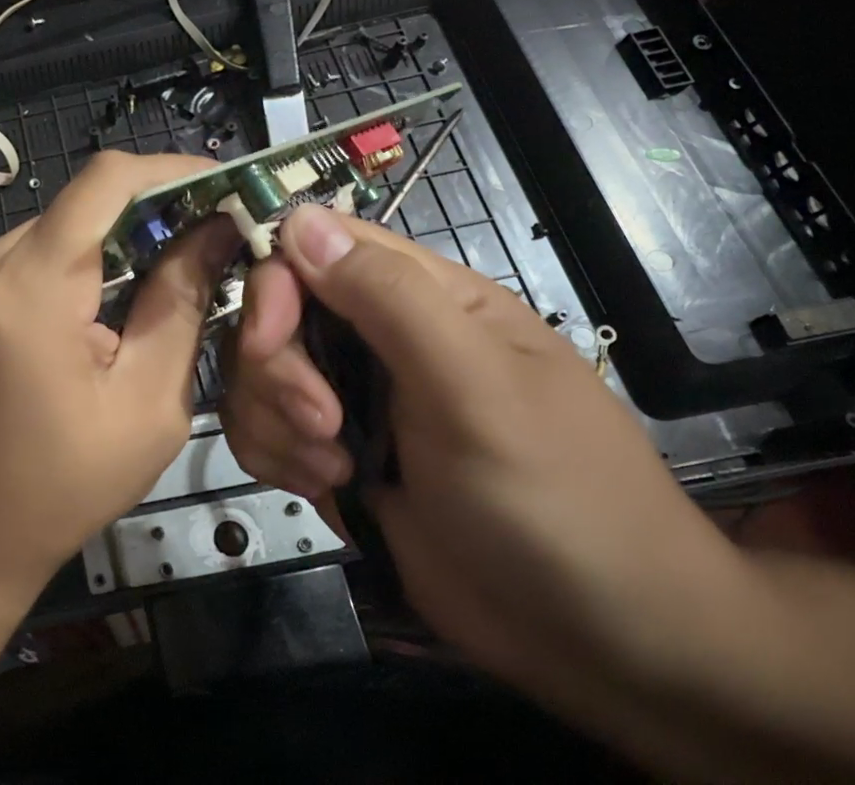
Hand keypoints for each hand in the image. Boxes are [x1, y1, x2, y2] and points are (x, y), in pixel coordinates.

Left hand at [0, 152, 235, 595]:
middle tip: (212, 242)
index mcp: (25, 288)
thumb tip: (215, 231)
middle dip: (152, 215)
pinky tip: (110, 302)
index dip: (170, 172)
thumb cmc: (65, 484)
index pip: (104, 182)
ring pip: (57, 229)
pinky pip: (29, 256)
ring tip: (168, 276)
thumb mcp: (147, 402)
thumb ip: (179, 302)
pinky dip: (76, 266)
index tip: (223, 189)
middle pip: (80, 206)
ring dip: (114, 243)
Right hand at [221, 204, 752, 694]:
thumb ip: (388, 299)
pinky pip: (265, 433)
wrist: (595, 635)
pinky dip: (276, 458)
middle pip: (276, 318)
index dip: (276, 284)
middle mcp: (381, 342)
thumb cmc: (553, 496)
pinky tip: (326, 490)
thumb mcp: (476, 387)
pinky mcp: (335, 459)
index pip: (316, 250)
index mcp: (426, 302)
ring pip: (259, 379)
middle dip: (278, 373)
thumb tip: (299, 220)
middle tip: (326, 427)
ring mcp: (355, 403)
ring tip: (335, 472)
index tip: (268, 341)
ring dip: (275, 423)